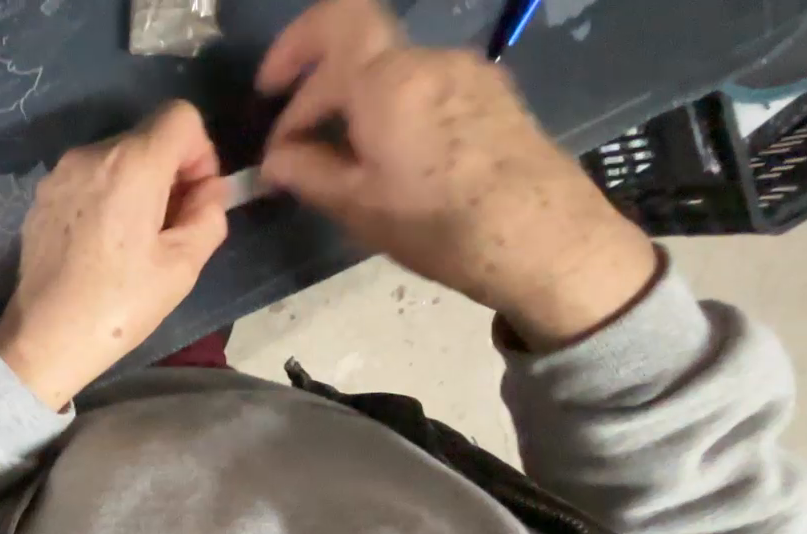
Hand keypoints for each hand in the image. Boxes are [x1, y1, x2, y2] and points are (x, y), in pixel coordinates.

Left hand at [0, 101, 229, 408]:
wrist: (44, 341)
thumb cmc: (118, 307)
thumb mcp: (182, 267)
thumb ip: (209, 215)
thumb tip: (209, 191)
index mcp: (132, 163)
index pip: (181, 116)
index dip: (200, 152)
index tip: (196, 197)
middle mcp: (91, 155)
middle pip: (146, 139)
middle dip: (168, 174)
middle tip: (169, 229)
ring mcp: (58, 176)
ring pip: (115, 161)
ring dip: (136, 189)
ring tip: (133, 244)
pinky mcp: (40, 202)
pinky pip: (86, 184)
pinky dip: (104, 201)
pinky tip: (101, 249)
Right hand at [257, 0, 657, 348]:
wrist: (538, 237)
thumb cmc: (434, 222)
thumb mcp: (355, 205)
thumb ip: (306, 172)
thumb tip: (275, 161)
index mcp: (387, 80)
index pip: (333, 24)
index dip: (292, 49)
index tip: (268, 95)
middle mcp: (429, 61)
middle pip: (361, 55)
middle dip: (319, 95)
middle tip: (296, 149)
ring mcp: (468, 75)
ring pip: (393, 77)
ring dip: (357, 109)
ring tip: (343, 164)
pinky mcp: (493, 98)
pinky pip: (425, 92)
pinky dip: (393, 115)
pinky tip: (391, 164)